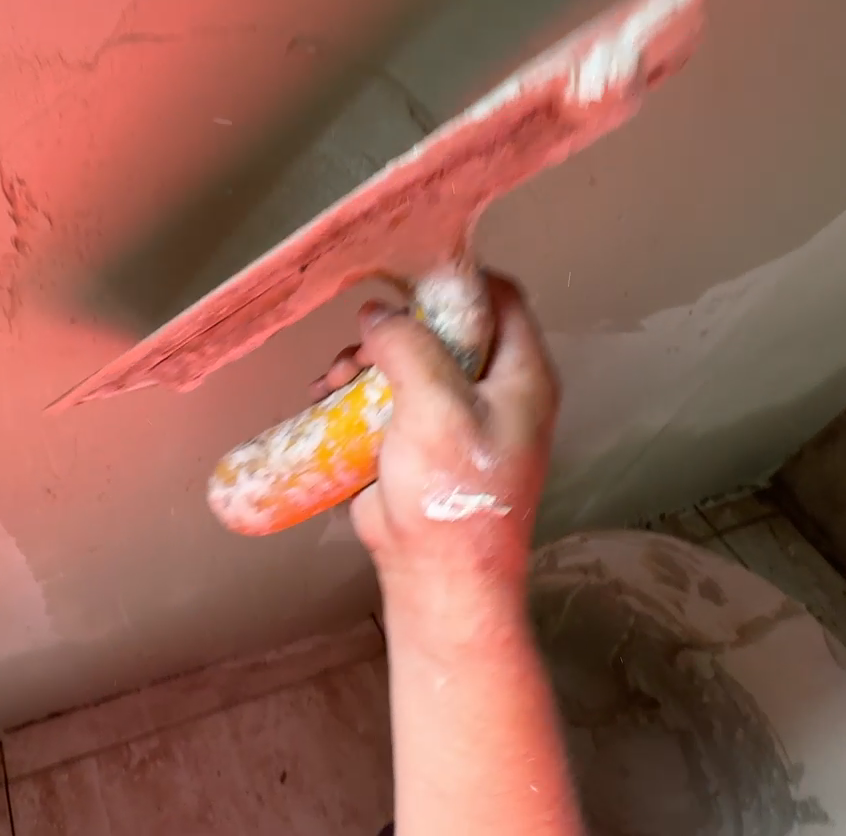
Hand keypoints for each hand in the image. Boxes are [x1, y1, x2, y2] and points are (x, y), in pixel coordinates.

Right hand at [309, 273, 559, 591]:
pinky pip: (384, 394)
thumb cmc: (451, 491)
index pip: (502, 299)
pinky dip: (354, 390)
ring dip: (365, 360)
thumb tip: (377, 315)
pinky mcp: (417, 437)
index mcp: (519, 376)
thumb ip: (409, 348)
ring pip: (406, 359)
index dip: (458, 279)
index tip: (405, 272)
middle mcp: (491, 389)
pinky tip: (325, 397)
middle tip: (359, 340)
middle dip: (395, 327)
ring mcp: (452, 414)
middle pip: (444, 328)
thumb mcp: (435, 406)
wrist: (434, 572)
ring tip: (333, 379)